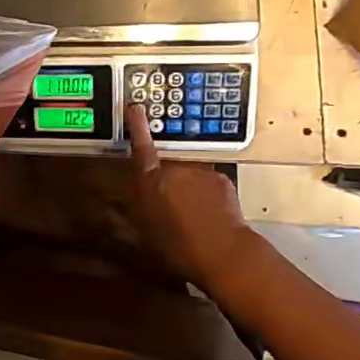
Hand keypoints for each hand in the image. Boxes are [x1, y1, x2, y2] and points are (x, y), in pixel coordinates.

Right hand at [125, 103, 254, 286]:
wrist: (223, 252)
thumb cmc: (180, 247)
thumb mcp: (151, 232)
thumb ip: (143, 210)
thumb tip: (139, 199)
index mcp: (153, 183)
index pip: (142, 150)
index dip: (138, 128)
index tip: (135, 107)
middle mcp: (176, 171)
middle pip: (168, 170)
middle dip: (169, 184)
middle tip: (173, 211)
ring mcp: (201, 172)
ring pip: (190, 177)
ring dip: (190, 190)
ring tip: (194, 218)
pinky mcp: (222, 178)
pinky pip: (209, 183)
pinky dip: (207, 194)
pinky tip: (211, 215)